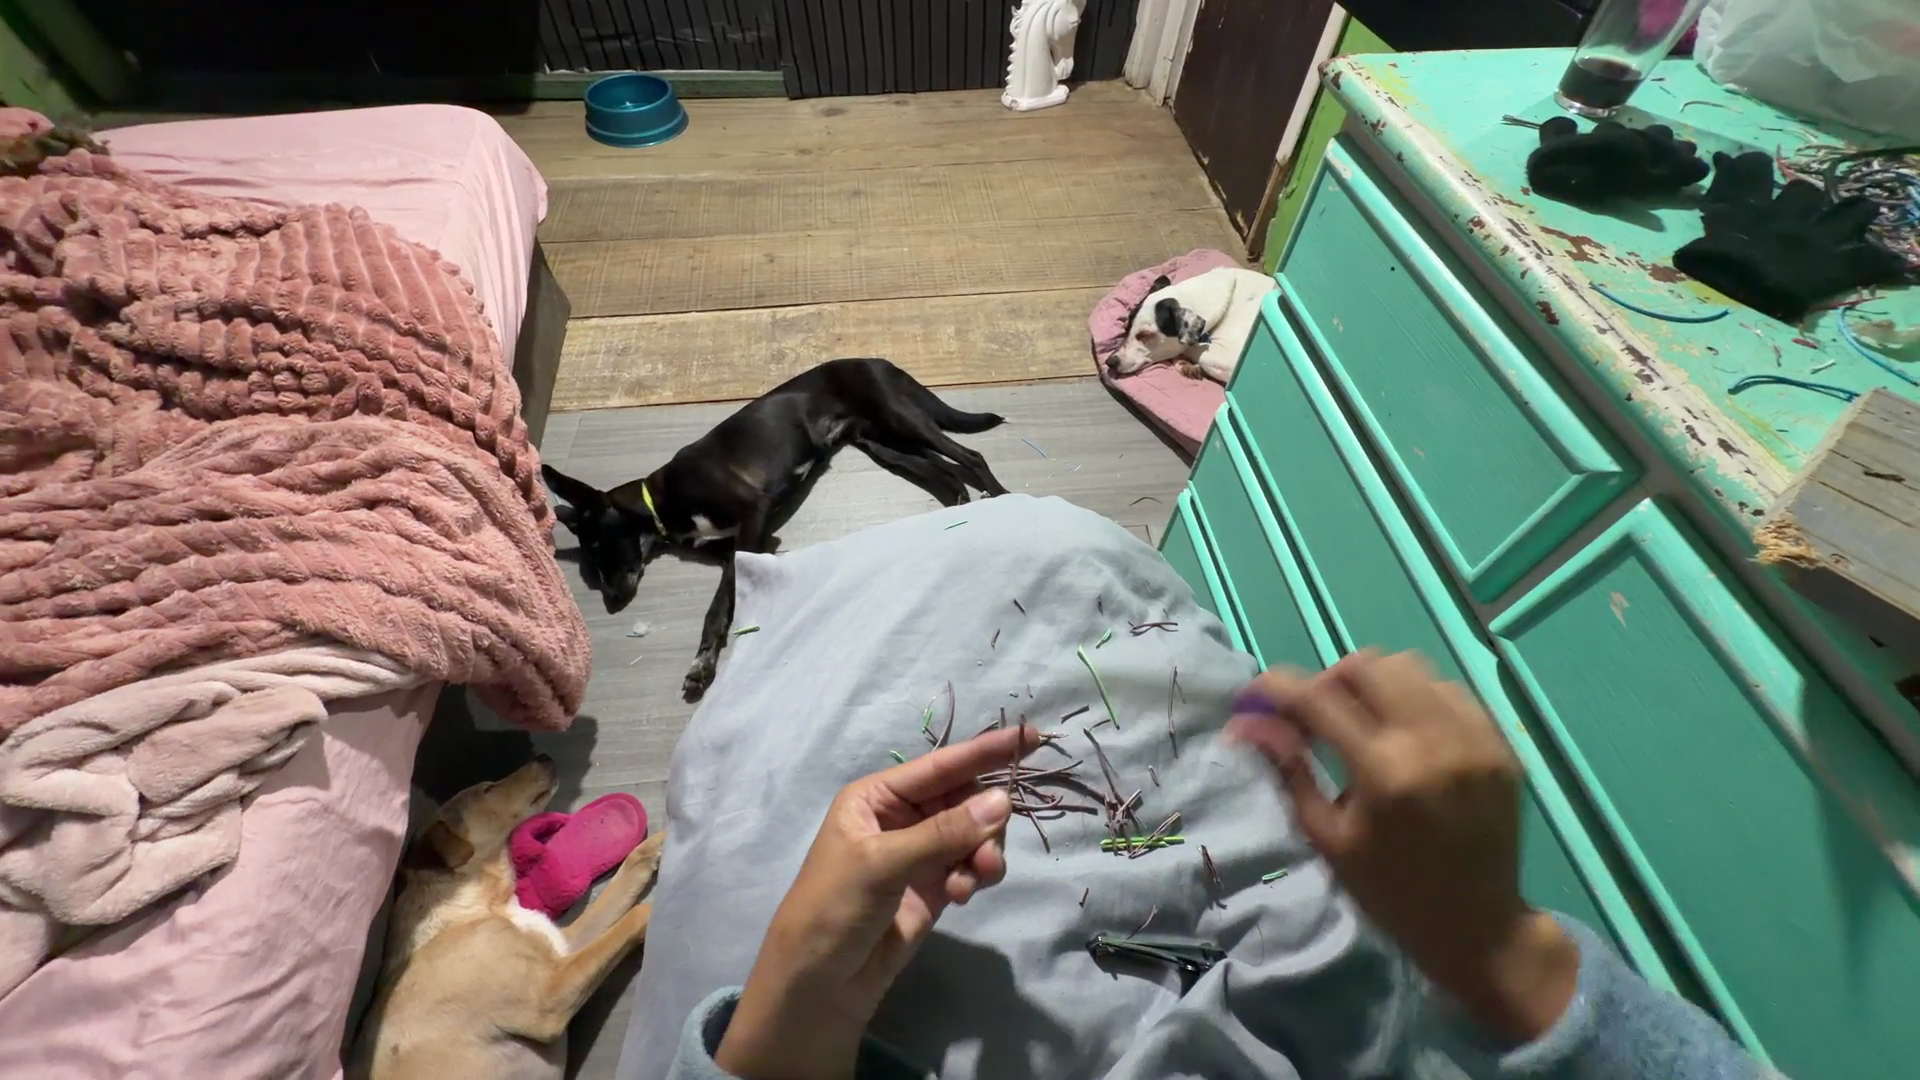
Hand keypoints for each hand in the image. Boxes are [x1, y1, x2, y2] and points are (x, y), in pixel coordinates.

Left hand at [714, 726, 1035, 1079]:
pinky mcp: (934, 888)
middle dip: (985, 818)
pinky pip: (970, 868)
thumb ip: (944, 833)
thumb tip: (1002, 800)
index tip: (1030, 736)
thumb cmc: (834, 908)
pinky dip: (975, 877)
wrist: (816, 989)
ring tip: (980, 877)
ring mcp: (919, 853)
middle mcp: (902, 817)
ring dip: (983, 852)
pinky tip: (962, 895)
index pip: (941, 765)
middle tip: (990, 846)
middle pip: (964, 799)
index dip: (985, 750)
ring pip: (973, 835)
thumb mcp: (882, 863)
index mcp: (878, 796)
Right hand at [1226, 650, 1578, 1044]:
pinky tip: (1403, 727)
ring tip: (1361, 716)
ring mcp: (1473, 739)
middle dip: (1326, 680)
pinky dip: (1414, 695)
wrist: (1481, 929)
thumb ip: (1287, 767)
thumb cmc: (1388, 889)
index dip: (1275, 687)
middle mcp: (1432, 742)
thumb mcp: (1324, 834)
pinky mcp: (1500, 744)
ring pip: (1408, 666)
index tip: (1253, 695)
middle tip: (1314, 712)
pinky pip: (1447, 688)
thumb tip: (1246, 721)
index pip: (1317, 698)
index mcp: (1384, 772)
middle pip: (1365, 666)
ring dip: (1371, 682)